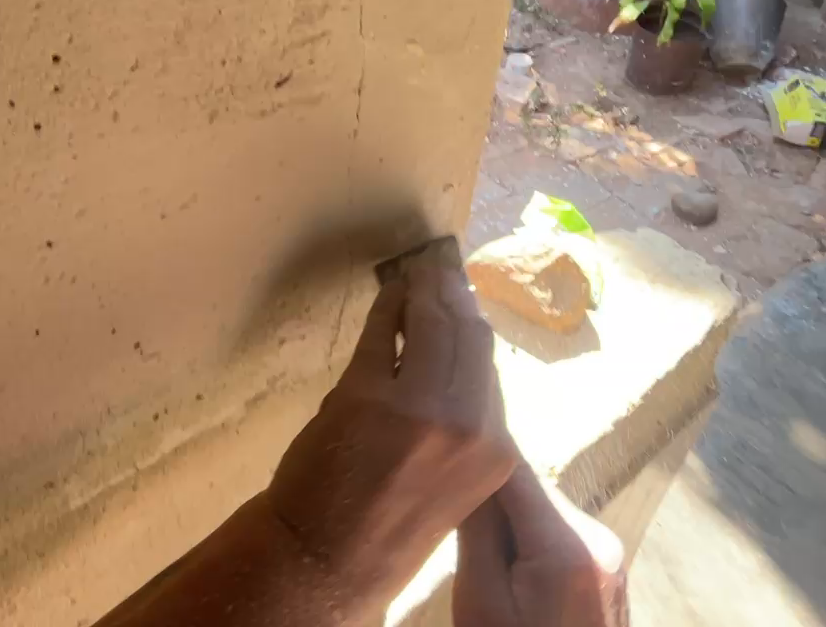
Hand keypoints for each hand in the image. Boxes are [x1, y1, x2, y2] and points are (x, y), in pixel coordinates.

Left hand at [262, 237, 515, 606]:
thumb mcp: (452, 474)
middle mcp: (467, 425)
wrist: (330, 556)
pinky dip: (385, 306)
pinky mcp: (367, 393)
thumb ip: (461, 417)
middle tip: (440, 269)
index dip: (475, 322)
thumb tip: (454, 354)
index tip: (465, 295)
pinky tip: (388, 292)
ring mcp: (418, 407)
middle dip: (454, 294)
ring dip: (422, 290)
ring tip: (417, 272)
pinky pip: (382, 331)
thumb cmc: (391, 518)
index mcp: (495, 450)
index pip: (491, 365)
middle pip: (468, 334)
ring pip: (430, 324)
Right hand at [454, 464, 627, 626]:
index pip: (514, 465)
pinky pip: (559, 534)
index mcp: (569, 543)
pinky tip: (517, 581)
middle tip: (462, 533)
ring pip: (542, 509)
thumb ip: (478, 525)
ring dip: (511, 523)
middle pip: (529, 488)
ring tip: (489, 564)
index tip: (444, 463)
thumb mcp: (480, 600)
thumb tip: (473, 462)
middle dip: (493, 501)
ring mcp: (611, 558)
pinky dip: (532, 542)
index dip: (478, 459)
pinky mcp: (609, 574)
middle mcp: (601, 539)